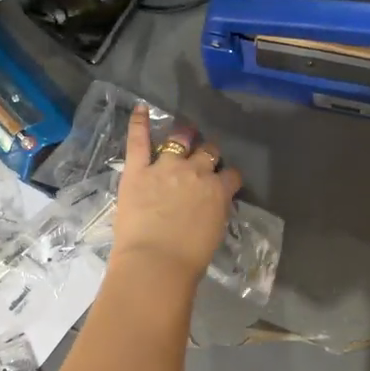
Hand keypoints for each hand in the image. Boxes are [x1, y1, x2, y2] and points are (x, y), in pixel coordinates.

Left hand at [108, 105, 241, 281]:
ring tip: (184, 133)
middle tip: (204, 156)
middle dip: (209, 153)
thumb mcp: (215, 231)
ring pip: (179, 141)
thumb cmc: (190, 257)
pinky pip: (139, 141)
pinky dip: (139, 123)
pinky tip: (140, 109)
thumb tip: (214, 203)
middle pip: (208, 152)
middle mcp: (196, 172)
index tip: (226, 181)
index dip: (229, 176)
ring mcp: (166, 167)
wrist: (157, 261)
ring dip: (183, 136)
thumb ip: (216, 210)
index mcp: (218, 190)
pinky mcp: (138, 170)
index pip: (231, 175)